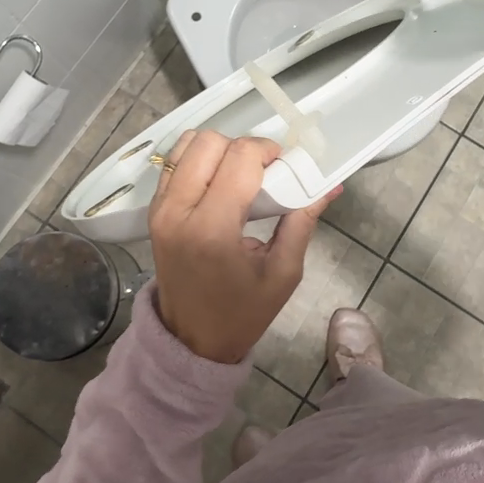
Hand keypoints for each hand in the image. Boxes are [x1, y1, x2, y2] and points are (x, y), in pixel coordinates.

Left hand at [147, 130, 336, 363]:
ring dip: (219, 150)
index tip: (284, 168)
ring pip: (188, 144)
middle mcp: (178, 210)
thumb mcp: (283, 273)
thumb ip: (302, 222)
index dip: (267, 152)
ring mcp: (160, 208)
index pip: (239, 159)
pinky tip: (218, 182)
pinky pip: (175, 162)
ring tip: (239, 176)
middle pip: (210, 142)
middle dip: (243, 148)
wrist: (191, 339)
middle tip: (263, 172)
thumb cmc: (241, 312)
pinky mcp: (154, 209)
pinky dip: (199, 160)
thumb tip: (330, 185)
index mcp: (212, 229)